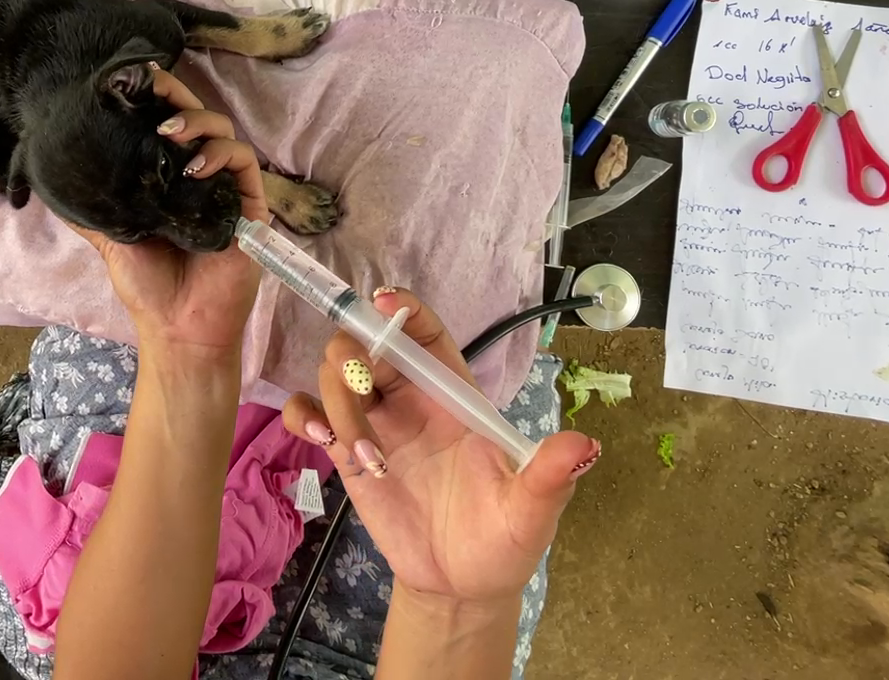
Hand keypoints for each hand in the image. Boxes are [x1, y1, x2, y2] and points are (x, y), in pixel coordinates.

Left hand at [62, 67, 270, 362]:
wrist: (178, 327)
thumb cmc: (148, 285)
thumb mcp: (111, 238)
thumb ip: (89, 211)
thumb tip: (51, 186)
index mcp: (172, 180)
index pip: (170, 127)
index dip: (159, 100)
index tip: (137, 80)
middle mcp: (202, 178)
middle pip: (200, 120)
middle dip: (179, 98)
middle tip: (156, 92)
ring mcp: (227, 190)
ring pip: (225, 133)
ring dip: (199, 123)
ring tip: (170, 132)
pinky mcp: (250, 207)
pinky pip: (243, 164)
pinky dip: (221, 154)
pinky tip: (195, 165)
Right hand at [282, 289, 599, 604]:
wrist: (459, 584)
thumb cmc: (500, 539)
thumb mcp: (528, 512)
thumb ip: (547, 478)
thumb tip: (584, 445)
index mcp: (450, 393)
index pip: (423, 332)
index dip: (403, 308)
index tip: (384, 303)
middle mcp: (406, 396)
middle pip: (364, 342)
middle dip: (354, 354)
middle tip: (362, 387)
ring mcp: (371, 419)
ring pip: (333, 373)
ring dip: (339, 403)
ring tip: (365, 458)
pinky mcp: (342, 448)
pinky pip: (307, 411)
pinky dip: (304, 414)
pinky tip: (321, 439)